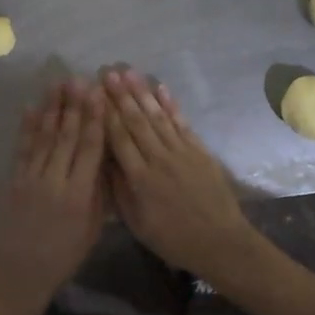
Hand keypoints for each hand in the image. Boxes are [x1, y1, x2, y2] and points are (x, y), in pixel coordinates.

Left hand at [0, 79, 106, 296]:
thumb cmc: (65, 254)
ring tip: (58, 84)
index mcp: (80, 196)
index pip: (91, 149)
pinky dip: (27, 127)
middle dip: (74, 106)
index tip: (100, 95)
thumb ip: (100, 193)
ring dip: (52, 108)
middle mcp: (55, 182)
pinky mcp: (14, 181)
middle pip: (67, 137)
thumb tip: (108, 158)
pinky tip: (31, 107)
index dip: (96, 119)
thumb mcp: (93, 228)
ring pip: (45, 137)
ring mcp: (31, 179)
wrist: (22, 273)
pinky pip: (23, 149)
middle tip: (79, 79)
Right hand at [101, 69, 260, 280]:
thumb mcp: (137, 223)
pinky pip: (181, 123)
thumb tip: (104, 160)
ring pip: (157, 117)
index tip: (94, 93)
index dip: (105, 113)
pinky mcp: (200, 151)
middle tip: (108, 72)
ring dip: (142, 93)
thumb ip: (119, 190)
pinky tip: (161, 88)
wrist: (220, 242)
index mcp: (140, 178)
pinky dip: (171, 105)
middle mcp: (159, 158)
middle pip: (136, 121)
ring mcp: (182, 152)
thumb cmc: (173, 239)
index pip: (118, 138)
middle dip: (121, 95)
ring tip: (129, 72)